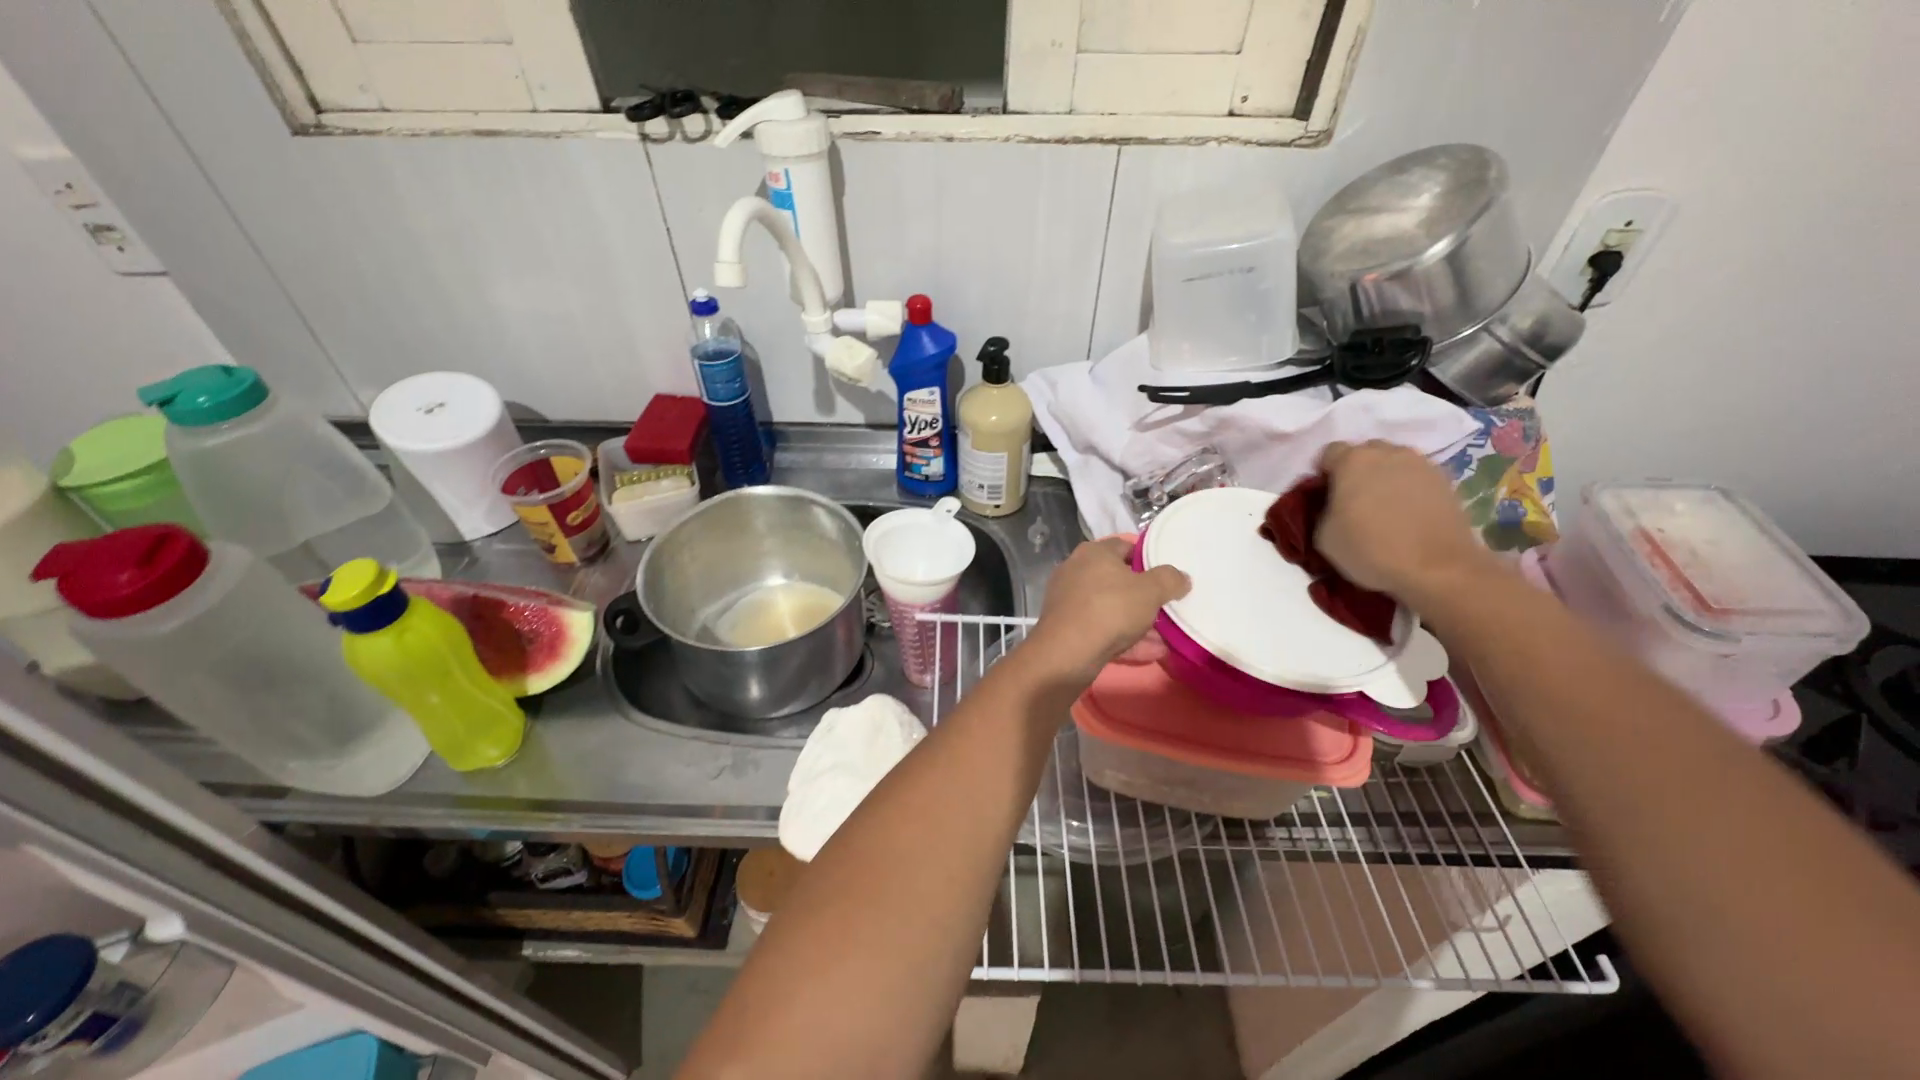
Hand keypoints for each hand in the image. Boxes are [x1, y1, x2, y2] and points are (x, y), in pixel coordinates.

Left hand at [1029, 538, 1189, 676]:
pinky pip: (1101, 628)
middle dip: (1144, 597)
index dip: (1148, 559)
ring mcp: (1069, 600)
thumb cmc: (1110, 609)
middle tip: (1166, 608)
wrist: (1067, 653)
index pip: (1125, 546)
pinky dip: (1123, 638)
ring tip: (1164, 638)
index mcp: (1094, 552)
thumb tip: (1181, 577)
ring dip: (1137, 622)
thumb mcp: (1150, 591)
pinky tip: (1149, 652)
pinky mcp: (1066, 627)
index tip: (1166, 576)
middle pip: (1118, 580)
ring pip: (1111, 608)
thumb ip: (1170, 579)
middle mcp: (1076, 570)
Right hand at [1315, 441, 1501, 603]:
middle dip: (1356, 472)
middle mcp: (1388, 452)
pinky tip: (1409, 516)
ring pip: (1394, 463)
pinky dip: (1410, 490)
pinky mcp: (1446, 480)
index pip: (1329, 453)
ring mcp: (1421, 464)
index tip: (1325, 497)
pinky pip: (1417, 478)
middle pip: (1365, 453)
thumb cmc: (1371, 550)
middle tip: (1354, 501)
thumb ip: (1321, 511)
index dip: (1324, 474)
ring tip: (1385, 509)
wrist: (1438, 569)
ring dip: (1385, 478)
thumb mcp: (1323, 538)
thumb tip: (1330, 507)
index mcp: (1352, 460)